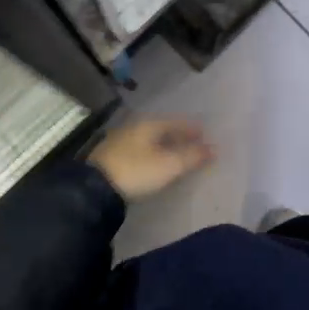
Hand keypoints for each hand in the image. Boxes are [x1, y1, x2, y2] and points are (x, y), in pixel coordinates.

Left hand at [87, 119, 212, 199]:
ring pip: (151, 139)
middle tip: (195, 144)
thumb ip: (191, 156)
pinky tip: (156, 162)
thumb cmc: (136, 171)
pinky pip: (141, 148)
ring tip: (179, 155)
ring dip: (166, 145)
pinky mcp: (113, 155)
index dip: (192, 129)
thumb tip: (213, 148)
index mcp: (149, 124)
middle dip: (180, 136)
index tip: (206, 135)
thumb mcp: (168, 165)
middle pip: (163, 129)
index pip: (176, 122)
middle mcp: (135, 127)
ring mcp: (122, 140)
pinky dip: (154, 152)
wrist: (95, 187)